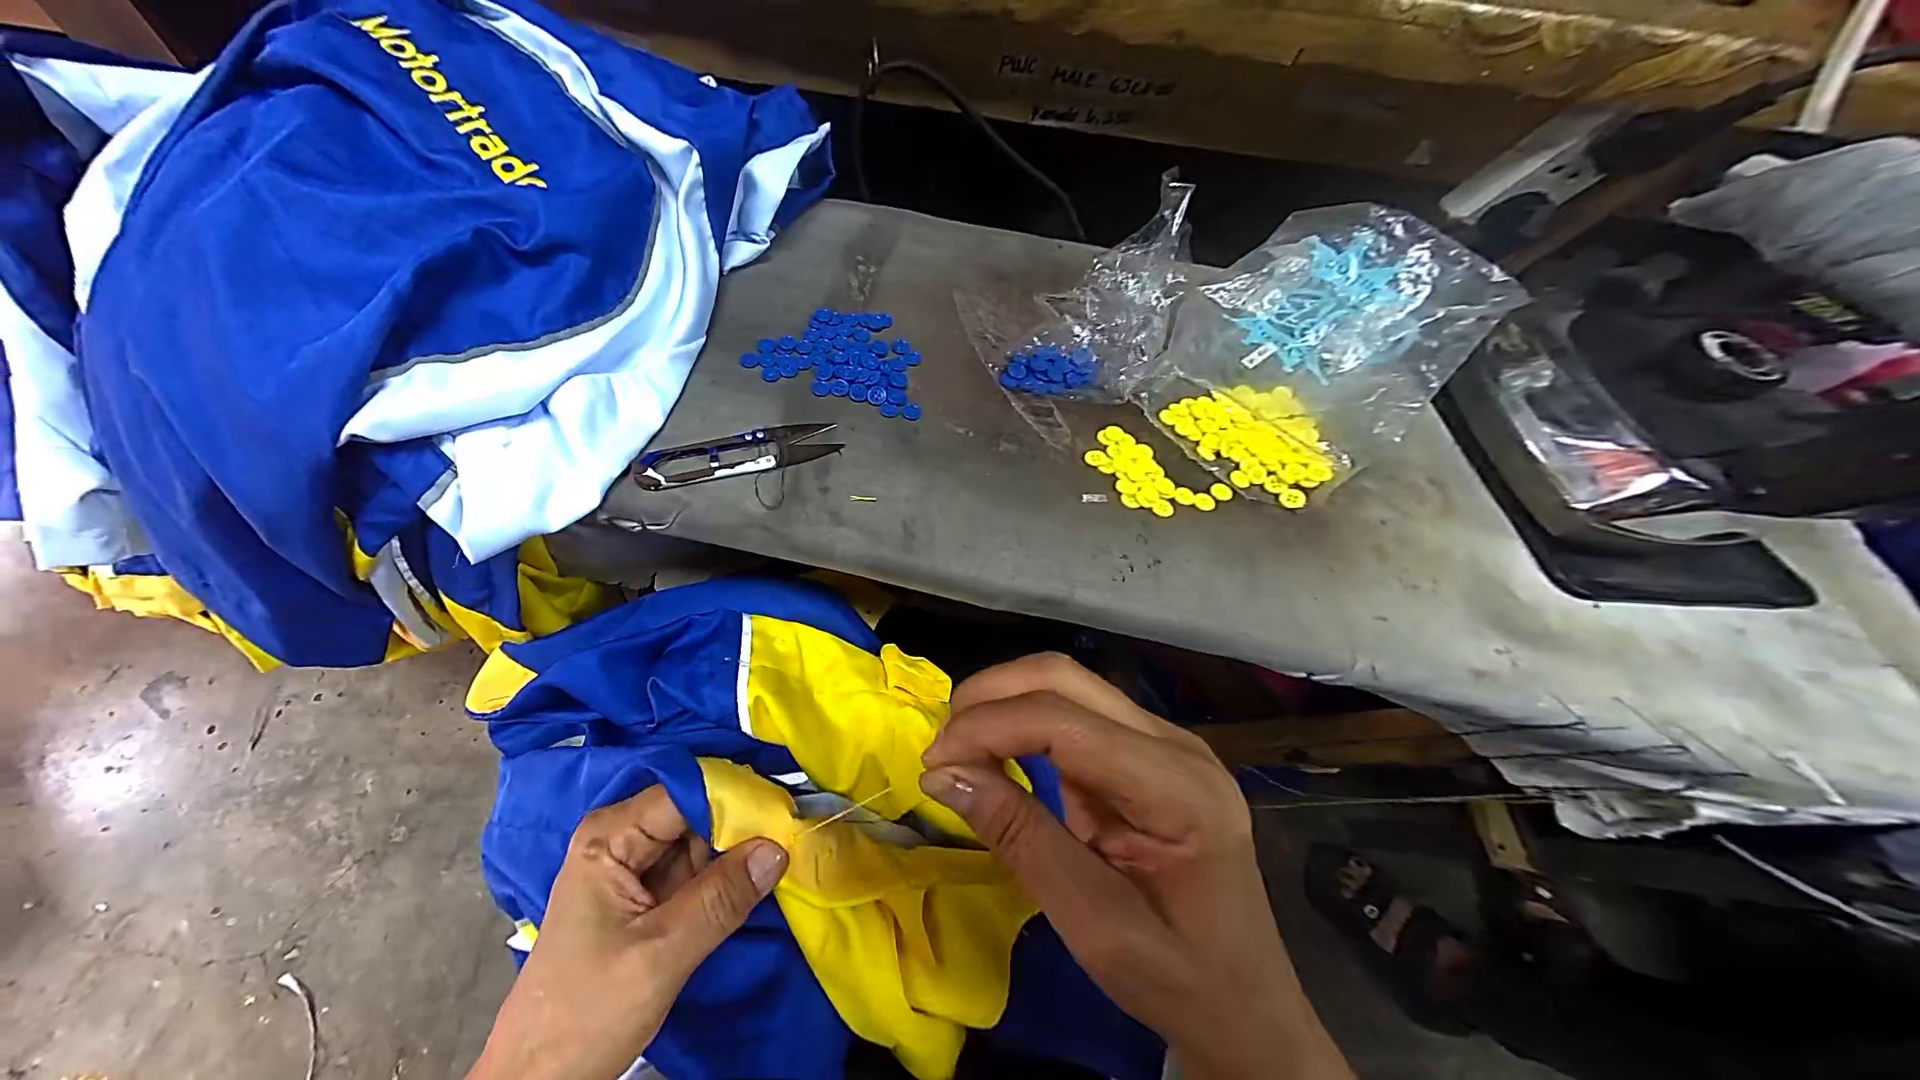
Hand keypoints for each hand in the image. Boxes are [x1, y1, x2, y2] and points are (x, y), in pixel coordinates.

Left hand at [466, 787, 787, 1079]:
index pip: (687, 792)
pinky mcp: (651, 893)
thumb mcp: (660, 956)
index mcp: (610, 837)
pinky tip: (761, 875)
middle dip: (745, 823)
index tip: (784, 810)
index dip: (736, 797)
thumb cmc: (583, 1016)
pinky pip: (702, 867)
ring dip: (742, 848)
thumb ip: (721, 899)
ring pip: (706, 839)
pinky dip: (730, 873)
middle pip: (699, 811)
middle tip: (794, 832)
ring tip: (789, 849)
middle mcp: (623, 838)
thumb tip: (778, 848)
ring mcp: (637, 866)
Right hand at [920, 654, 1351, 1079]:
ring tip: (959, 752)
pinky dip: (1025, 727)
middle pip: (1065, 679)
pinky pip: (1076, 717)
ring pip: (1068, 687)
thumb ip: (1021, 838)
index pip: (1064, 721)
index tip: (932, 764)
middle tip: (941, 749)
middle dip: (991, 698)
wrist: (1246, 1006)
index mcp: (1178, 787)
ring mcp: (1165, 743)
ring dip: (1004, 706)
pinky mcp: (1148, 753)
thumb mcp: (1094, 924)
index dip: (988, 727)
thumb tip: (942, 774)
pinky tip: (998, 757)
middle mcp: (1176, 744)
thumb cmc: (1179, 979)